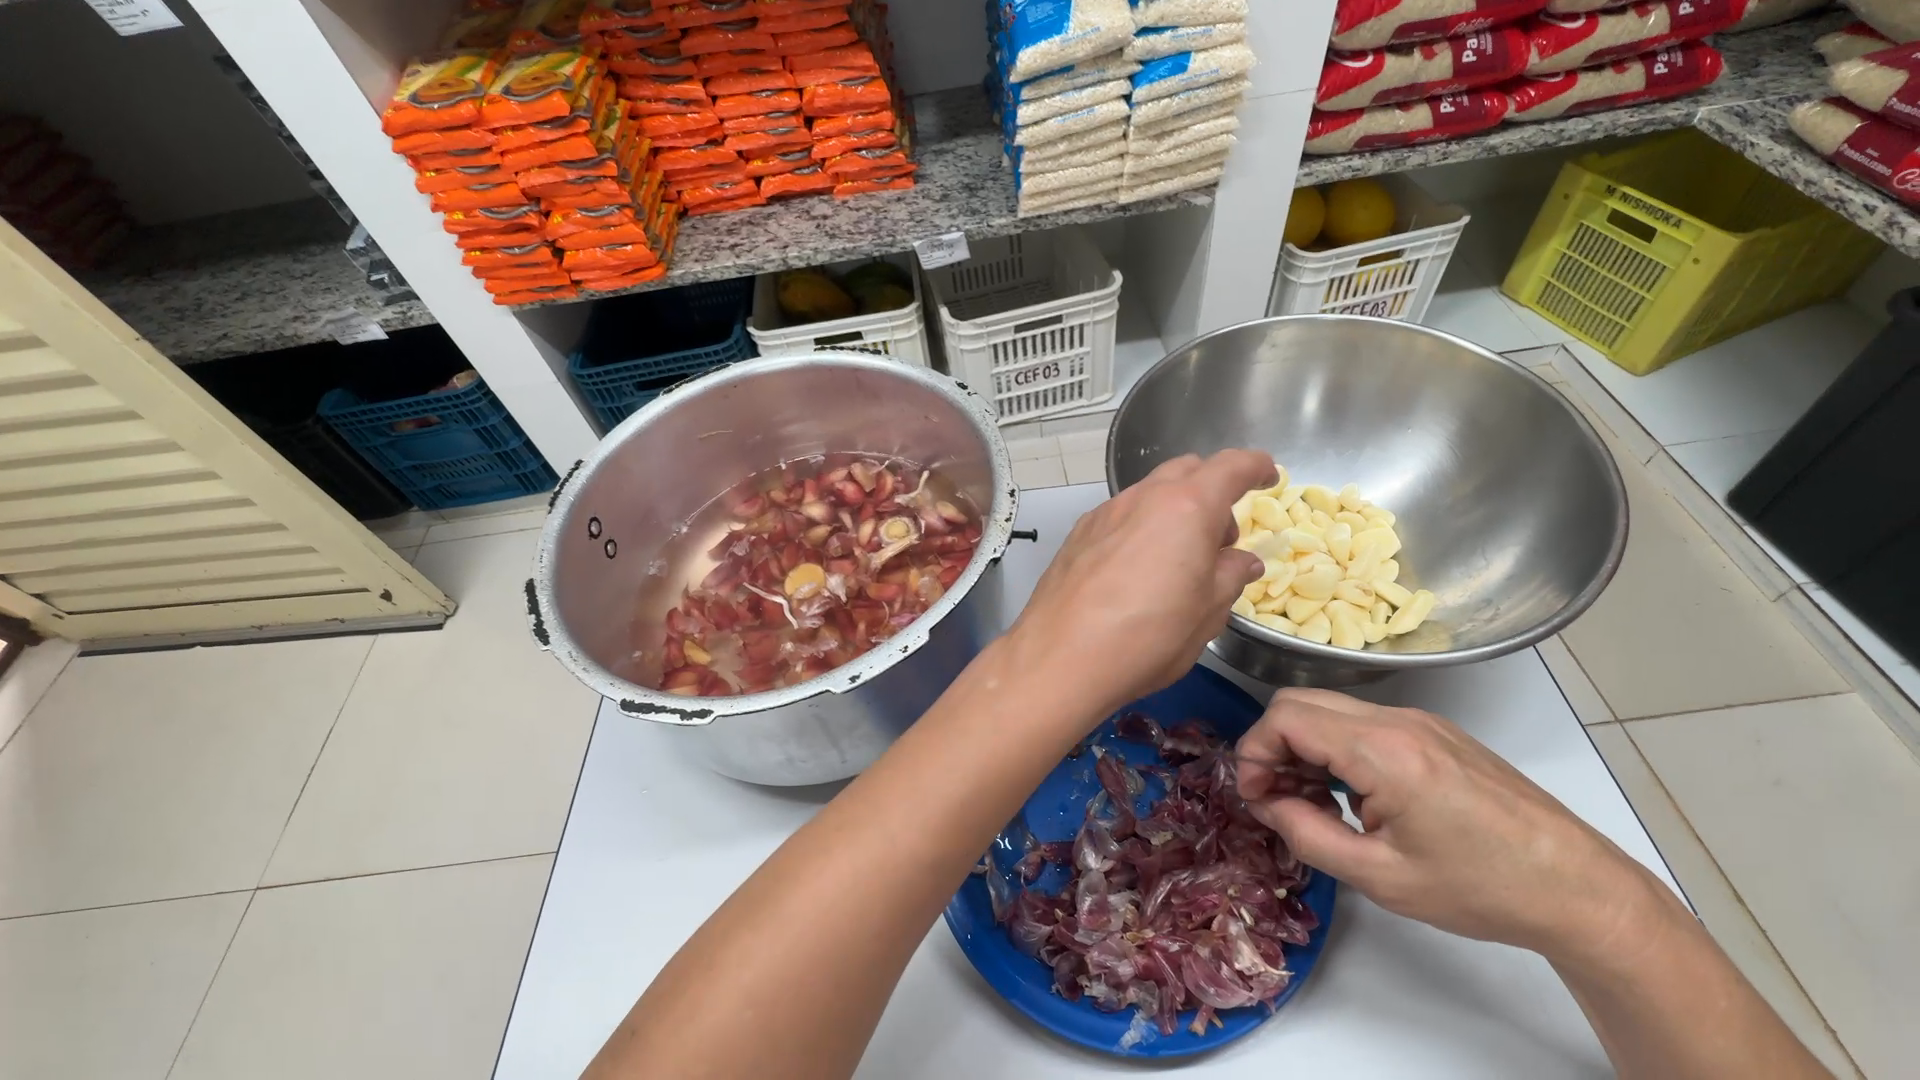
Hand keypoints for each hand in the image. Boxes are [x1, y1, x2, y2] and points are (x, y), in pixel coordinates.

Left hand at [1005, 450, 1274, 716]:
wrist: (1061, 658)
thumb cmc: (1148, 636)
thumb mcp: (1207, 613)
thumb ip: (1230, 576)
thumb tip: (1241, 560)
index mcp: (1186, 507)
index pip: (1231, 466)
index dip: (1255, 467)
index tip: (1268, 476)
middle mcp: (1143, 498)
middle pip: (1187, 471)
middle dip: (1212, 492)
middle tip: (1222, 539)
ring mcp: (1104, 514)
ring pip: (1149, 494)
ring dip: (1174, 512)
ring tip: (1179, 561)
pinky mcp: (1077, 536)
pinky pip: (1121, 517)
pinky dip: (1141, 528)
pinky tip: (1138, 571)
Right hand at [1236, 688, 1659, 957]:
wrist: (1579, 888)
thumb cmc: (1480, 888)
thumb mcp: (1380, 877)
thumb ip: (1307, 835)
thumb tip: (1264, 804)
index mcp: (1383, 751)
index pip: (1285, 717)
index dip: (1253, 752)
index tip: (1252, 797)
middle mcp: (1398, 720)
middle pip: (1300, 702)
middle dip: (1271, 744)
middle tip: (1273, 797)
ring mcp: (1421, 721)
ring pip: (1330, 709)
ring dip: (1303, 746)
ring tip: (1310, 802)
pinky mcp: (1437, 732)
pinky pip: (1363, 722)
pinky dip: (1336, 747)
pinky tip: (1351, 796)